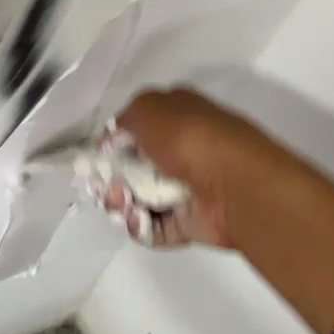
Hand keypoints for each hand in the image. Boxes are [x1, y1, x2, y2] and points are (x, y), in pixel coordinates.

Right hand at [103, 88, 283, 249]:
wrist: (235, 186)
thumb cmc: (190, 139)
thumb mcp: (148, 108)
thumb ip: (124, 119)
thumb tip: (114, 138)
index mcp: (179, 116)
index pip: (137, 127)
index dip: (114, 141)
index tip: (97, 156)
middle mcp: (184, 150)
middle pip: (134, 165)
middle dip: (112, 176)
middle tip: (101, 186)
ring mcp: (188, 188)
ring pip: (140, 197)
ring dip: (122, 201)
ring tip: (122, 203)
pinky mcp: (191, 222)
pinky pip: (155, 225)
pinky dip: (141, 225)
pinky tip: (138, 219)